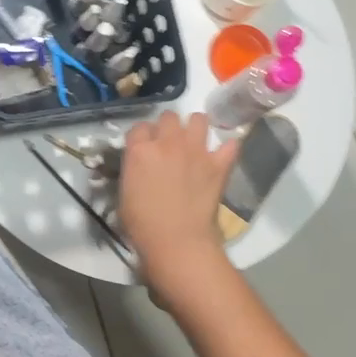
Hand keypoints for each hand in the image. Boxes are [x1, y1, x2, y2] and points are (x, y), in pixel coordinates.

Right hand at [119, 112, 240, 303]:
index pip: (139, 127)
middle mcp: (167, 143)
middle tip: (169, 143)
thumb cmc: (142, 224)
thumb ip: (133, 171)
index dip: (142, 136)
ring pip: (199, 119)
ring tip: (194, 141)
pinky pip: (230, 145)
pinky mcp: (218, 164)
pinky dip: (228, 148)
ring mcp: (196, 151)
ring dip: (195, 127)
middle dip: (168, 126)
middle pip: (169, 116)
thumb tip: (140, 166)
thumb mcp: (125, 193)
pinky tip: (223, 155)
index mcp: (140, 151)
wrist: (177, 240)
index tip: (144, 146)